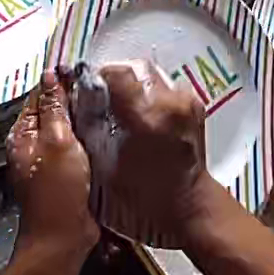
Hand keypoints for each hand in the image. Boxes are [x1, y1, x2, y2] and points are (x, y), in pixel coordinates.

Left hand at [5, 71, 97, 267]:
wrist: (64, 238)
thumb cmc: (56, 194)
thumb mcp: (58, 140)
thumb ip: (54, 107)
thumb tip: (50, 77)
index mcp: (23, 134)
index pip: (40, 95)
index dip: (59, 82)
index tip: (79, 74)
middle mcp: (33, 145)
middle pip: (54, 111)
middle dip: (73, 101)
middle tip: (95, 92)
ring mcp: (49, 159)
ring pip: (68, 128)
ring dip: (83, 120)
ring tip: (101, 110)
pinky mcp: (65, 173)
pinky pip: (78, 146)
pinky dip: (88, 139)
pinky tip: (102, 135)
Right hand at [96, 60, 228, 240]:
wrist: (190, 206)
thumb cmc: (146, 196)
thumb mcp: (106, 165)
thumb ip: (92, 127)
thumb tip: (79, 100)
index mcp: (145, 119)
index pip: (118, 73)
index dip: (101, 76)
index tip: (92, 87)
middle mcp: (169, 104)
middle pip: (135, 68)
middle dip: (118, 80)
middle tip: (108, 98)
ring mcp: (185, 102)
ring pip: (151, 74)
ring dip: (136, 85)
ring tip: (128, 109)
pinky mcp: (194, 103)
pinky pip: (165, 86)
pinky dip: (152, 94)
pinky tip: (146, 115)